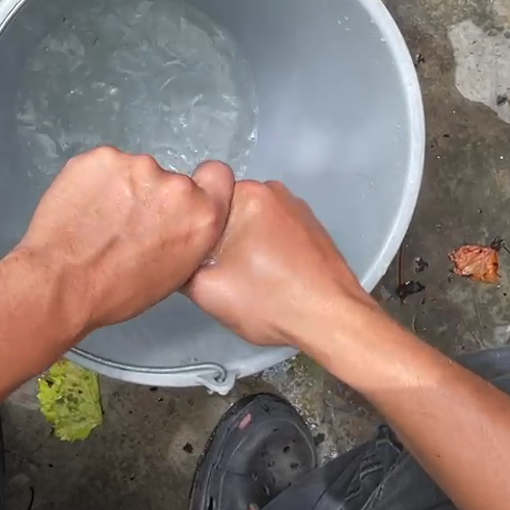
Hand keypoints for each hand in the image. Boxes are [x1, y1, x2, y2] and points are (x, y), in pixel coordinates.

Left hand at [11, 148, 234, 334]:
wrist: (60, 283)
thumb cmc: (116, 292)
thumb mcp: (172, 274)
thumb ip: (187, 235)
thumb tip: (176, 222)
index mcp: (201, 216)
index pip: (218, 177)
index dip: (201, 184)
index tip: (178, 201)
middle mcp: (176, 185)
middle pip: (169, 180)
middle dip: (151, 196)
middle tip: (124, 224)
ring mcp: (137, 166)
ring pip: (133, 172)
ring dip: (121, 188)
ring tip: (96, 219)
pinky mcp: (101, 156)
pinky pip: (104, 165)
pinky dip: (94, 181)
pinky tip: (80, 207)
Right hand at [184, 181, 375, 350]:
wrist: (333, 319)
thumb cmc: (271, 301)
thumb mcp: (207, 291)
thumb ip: (181, 267)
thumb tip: (177, 258)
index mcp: (247, 194)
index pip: (203, 201)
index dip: (194, 231)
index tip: (198, 257)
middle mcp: (273, 190)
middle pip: (227, 210)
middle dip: (220, 237)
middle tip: (219, 271)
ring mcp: (296, 207)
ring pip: (251, 221)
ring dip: (244, 243)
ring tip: (246, 276)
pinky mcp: (311, 226)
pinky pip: (275, 230)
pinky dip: (267, 248)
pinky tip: (269, 276)